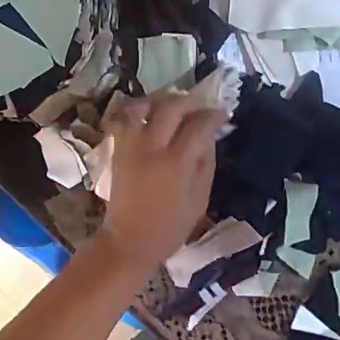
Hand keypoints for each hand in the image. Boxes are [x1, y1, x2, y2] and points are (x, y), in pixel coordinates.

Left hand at [98, 94, 226, 267]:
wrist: (129, 239)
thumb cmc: (171, 226)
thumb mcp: (200, 199)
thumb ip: (206, 164)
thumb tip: (209, 136)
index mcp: (176, 163)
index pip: (198, 126)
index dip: (214, 115)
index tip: (222, 114)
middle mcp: (151, 148)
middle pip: (170, 108)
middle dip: (189, 101)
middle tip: (200, 106)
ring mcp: (130, 146)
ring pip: (142, 107)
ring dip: (160, 100)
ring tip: (173, 106)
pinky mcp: (117, 149)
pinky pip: (123, 120)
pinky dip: (136, 111)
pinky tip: (149, 115)